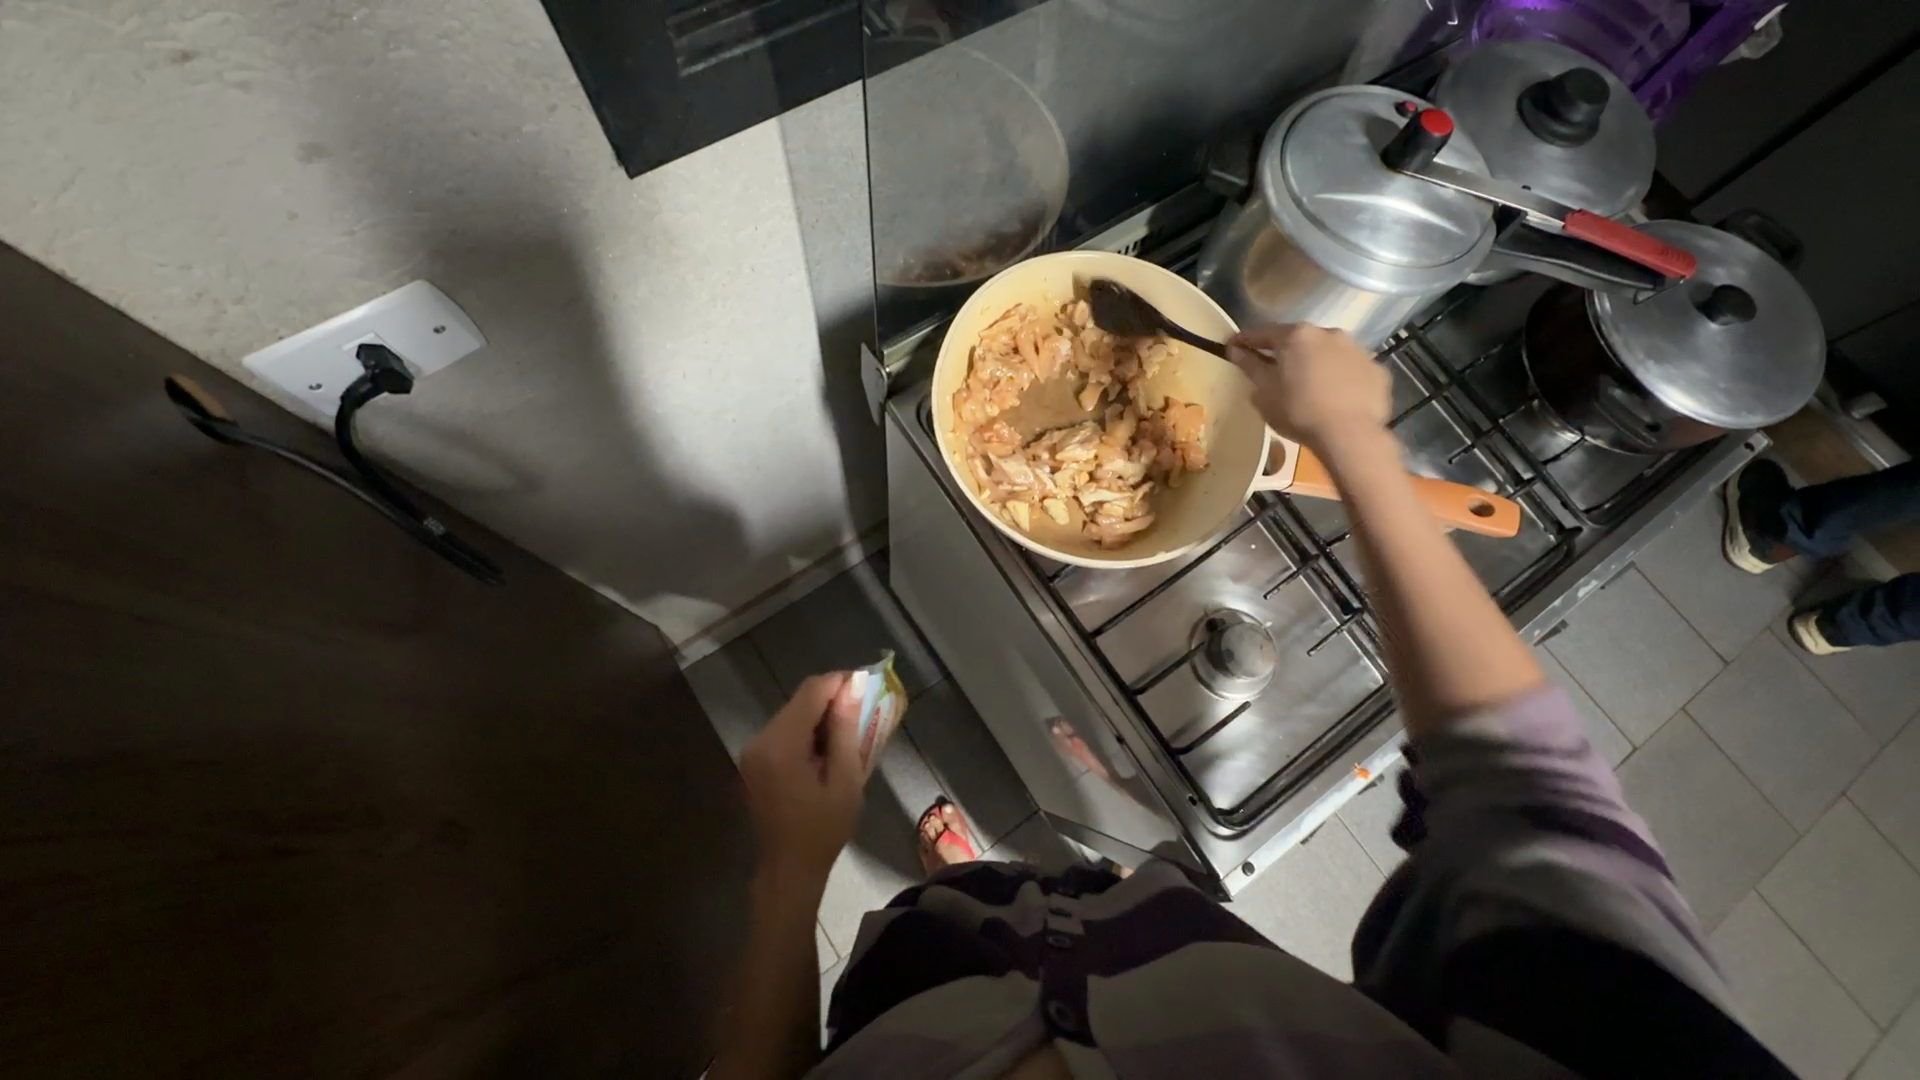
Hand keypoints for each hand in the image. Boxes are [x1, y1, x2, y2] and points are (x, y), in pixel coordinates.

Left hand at [739, 673, 866, 890]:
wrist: (788, 870)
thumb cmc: (822, 830)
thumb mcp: (845, 780)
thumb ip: (846, 730)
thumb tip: (851, 688)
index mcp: (780, 745)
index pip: (811, 692)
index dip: (840, 682)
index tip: (867, 686)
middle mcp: (760, 740)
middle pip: (799, 701)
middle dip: (831, 699)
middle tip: (863, 710)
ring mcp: (753, 751)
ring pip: (791, 714)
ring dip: (820, 716)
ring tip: (849, 730)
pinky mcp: (754, 761)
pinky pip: (783, 732)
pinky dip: (806, 731)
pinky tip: (827, 748)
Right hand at [1227, 324, 1391, 450]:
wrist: (1350, 434)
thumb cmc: (1298, 411)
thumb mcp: (1264, 392)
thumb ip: (1250, 367)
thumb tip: (1236, 351)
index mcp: (1297, 336)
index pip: (1263, 334)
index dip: (1245, 341)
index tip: (1233, 346)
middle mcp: (1329, 333)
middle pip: (1300, 341)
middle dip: (1285, 353)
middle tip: (1274, 372)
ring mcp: (1358, 350)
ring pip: (1328, 354)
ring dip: (1316, 365)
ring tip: (1309, 388)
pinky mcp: (1377, 370)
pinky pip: (1351, 371)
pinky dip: (1340, 379)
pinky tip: (1336, 399)